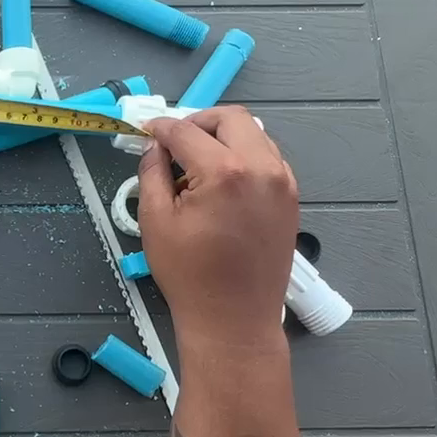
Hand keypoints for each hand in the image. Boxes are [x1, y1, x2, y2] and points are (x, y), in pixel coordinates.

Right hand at [137, 106, 297, 345]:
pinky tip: (222, 181)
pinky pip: (268, 158)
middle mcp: (261, 168)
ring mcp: (282, 182)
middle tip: (174, 142)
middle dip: (198, 122)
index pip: (186, 131)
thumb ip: (152, 174)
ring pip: (254, 134)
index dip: (160, 128)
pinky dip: (243, 156)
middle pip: (231, 118)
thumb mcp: (155, 221)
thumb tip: (154, 149)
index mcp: (224, 172)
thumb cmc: (189, 274)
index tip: (145, 131)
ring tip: (197, 164)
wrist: (233, 317)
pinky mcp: (290, 198)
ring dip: (223, 137)